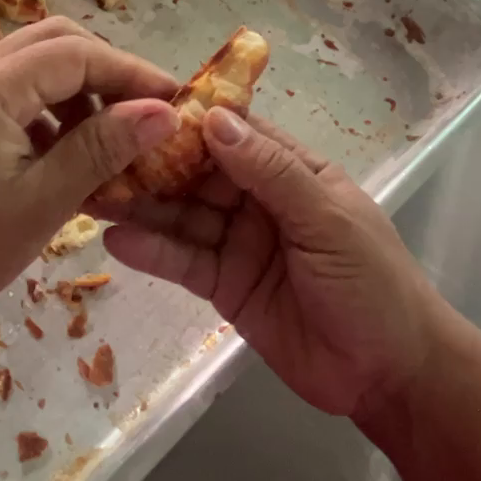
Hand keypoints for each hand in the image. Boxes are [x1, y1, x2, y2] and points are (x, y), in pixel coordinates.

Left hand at [0, 18, 178, 333]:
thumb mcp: (44, 201)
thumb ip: (103, 149)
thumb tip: (164, 114)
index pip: (76, 54)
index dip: (131, 72)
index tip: (174, 100)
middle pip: (55, 41)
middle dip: (108, 69)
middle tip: (145, 111)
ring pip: (37, 62)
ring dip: (82, 88)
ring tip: (114, 136)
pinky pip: (19, 90)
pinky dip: (55, 108)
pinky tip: (72, 151)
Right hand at [100, 108, 445, 418]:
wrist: (388, 375)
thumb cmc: (371, 284)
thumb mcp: (326, 220)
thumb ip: (271, 172)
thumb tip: (215, 119)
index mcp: (293, 172)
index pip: (236, 134)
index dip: (192, 119)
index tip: (140, 105)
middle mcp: (260, 201)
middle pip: (199, 174)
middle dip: (154, 164)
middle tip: (99, 152)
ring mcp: (240, 243)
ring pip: (184, 216)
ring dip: (142, 206)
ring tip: (92, 193)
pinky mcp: (224, 286)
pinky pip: (184, 261)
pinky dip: (152, 250)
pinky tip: (116, 239)